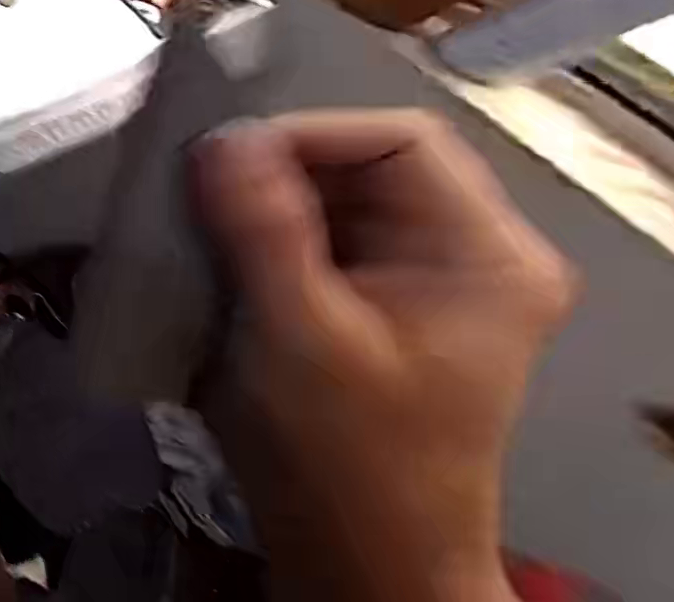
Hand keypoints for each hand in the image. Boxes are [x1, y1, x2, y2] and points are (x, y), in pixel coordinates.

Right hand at [193, 111, 576, 601]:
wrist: (345, 540)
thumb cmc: (344, 450)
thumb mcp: (301, 334)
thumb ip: (263, 230)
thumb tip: (220, 138)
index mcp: (479, 254)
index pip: (399, 140)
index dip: (307, 133)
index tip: (222, 158)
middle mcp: (451, 246)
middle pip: (353, 158)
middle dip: (268, 164)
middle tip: (196, 186)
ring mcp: (400, 265)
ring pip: (317, 185)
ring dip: (250, 190)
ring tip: (194, 209)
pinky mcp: (353, 281)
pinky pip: (296, 218)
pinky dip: (245, 216)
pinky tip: (208, 235)